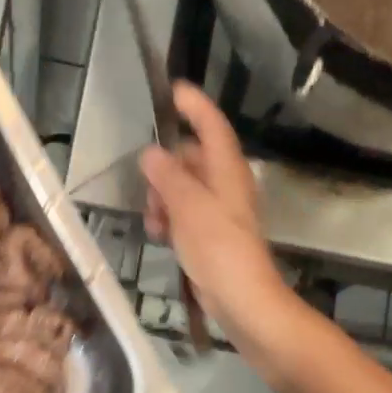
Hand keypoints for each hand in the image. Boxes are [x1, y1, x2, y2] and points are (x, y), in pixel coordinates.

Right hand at [141, 82, 292, 338]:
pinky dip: (169, 220)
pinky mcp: (210, 236)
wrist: (243, 302)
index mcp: (227, 171)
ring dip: (162, 199)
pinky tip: (160, 237)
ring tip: (154, 222)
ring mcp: (218, 212)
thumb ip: (168, 177)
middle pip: (191, 160)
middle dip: (165, 169)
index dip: (195, 106)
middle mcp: (225, 185)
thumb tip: (151, 154)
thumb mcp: (188, 208)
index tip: (173, 90)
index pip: (212, 126)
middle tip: (148, 189)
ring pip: (183, 189)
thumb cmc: (219, 250)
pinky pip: (184, 215)